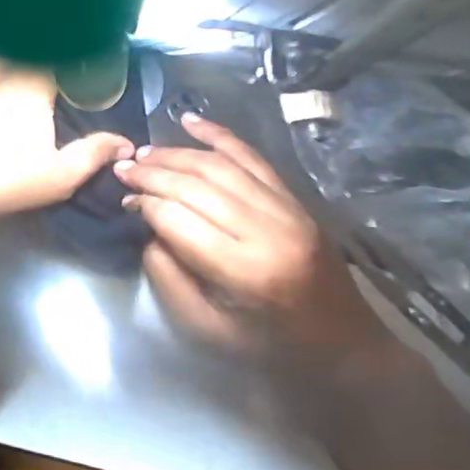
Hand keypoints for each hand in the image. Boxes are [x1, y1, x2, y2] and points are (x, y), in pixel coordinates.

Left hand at [0, 14, 133, 215]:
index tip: (79, 40)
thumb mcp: (56, 176)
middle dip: (40, 31)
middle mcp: (4, 67)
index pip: (59, 55)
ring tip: (19, 6)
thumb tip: (128, 142)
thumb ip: (93, 153)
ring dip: (6, 22)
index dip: (70, 47)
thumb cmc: (1, 180)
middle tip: (50, 23)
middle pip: (26, 40)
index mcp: (35, 88)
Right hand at [116, 114, 387, 357]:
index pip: (180, 221)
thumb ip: (171, 278)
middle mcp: (267, 229)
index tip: (124, 198)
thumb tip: (148, 227)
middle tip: (123, 167)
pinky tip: (190, 122)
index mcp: (245, 272)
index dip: (147, 204)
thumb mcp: (210, 330)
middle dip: (154, 173)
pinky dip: (219, 135)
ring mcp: (284, 207)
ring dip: (178, 153)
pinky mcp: (293, 196)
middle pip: (197, 186)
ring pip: (220, 165)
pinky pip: (251, 155)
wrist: (345, 344)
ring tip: (145, 152)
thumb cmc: (272, 347)